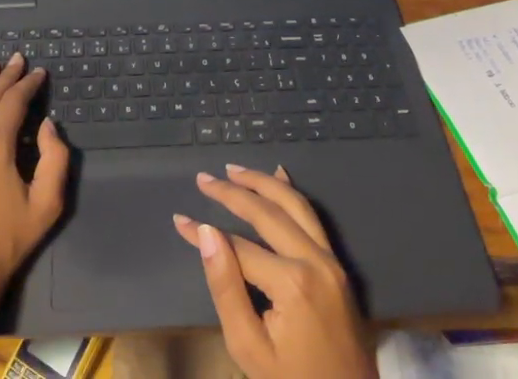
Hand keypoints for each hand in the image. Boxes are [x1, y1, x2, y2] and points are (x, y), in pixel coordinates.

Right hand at [174, 164, 375, 378]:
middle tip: (204, 179)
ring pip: (295, 205)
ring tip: (234, 170)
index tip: (178, 220)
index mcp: (291, 282)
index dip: (204, 232)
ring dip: (263, 182)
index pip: (237, 245)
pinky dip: (293, 194)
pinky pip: (314, 218)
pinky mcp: (338, 266)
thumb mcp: (248, 346)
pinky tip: (279, 176)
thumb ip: (226, 287)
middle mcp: (315, 260)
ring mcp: (331, 260)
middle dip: (233, 192)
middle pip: (268, 213)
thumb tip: (206, 233)